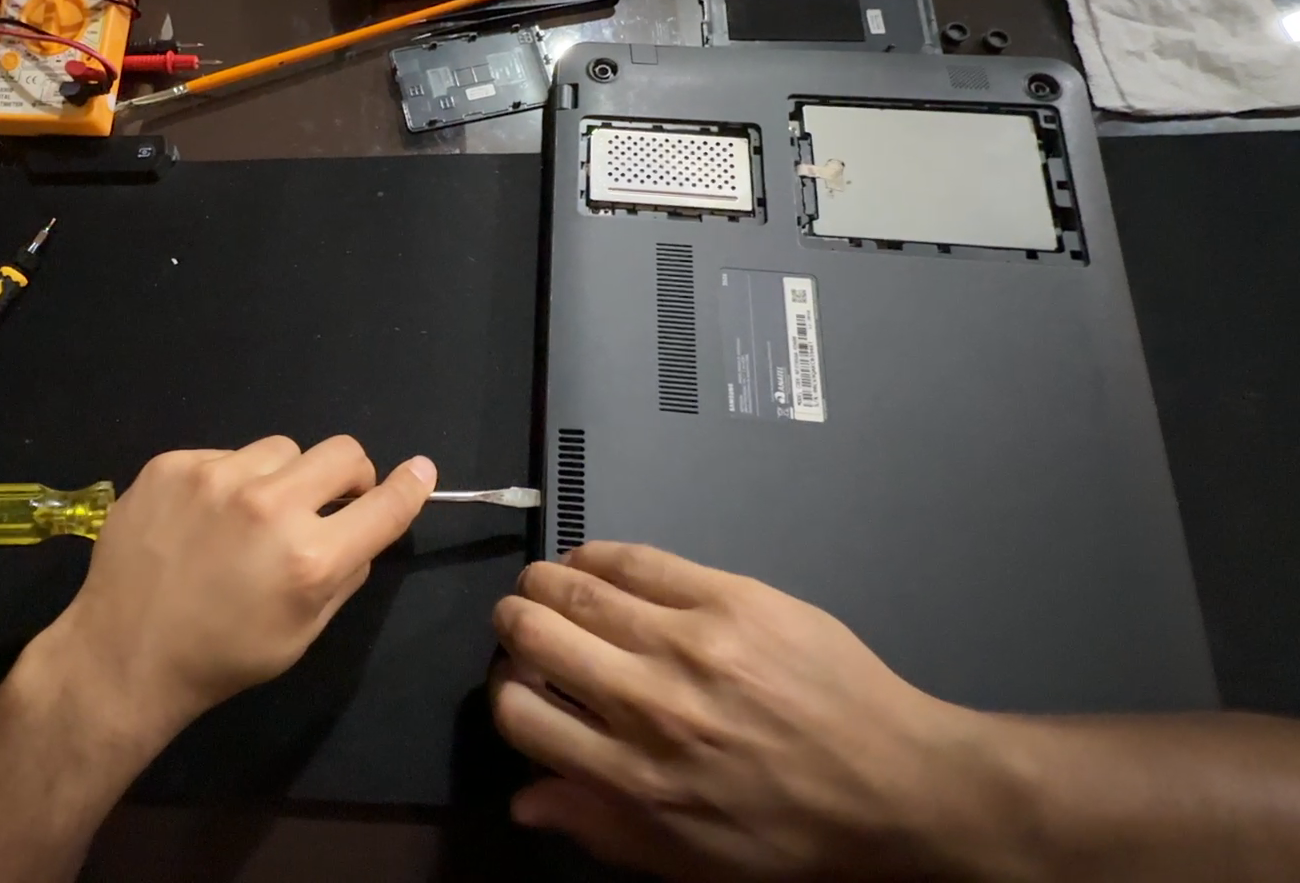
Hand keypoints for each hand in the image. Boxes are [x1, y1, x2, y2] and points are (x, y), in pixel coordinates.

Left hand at [43, 435, 436, 738]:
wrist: (123, 653)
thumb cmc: (223, 656)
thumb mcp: (303, 633)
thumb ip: (346, 572)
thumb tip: (368, 525)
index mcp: (310, 558)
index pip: (384, 505)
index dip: (410, 486)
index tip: (419, 471)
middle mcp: (269, 506)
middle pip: (342, 452)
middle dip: (346, 476)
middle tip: (323, 503)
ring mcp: (216, 477)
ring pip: (282, 449)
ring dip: (281, 477)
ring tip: (246, 516)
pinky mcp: (174, 463)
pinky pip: (227, 455)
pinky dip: (228, 480)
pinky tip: (201, 517)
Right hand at [492, 542, 1005, 880]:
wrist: (903, 783)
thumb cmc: (790, 834)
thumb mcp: (691, 861)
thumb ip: (597, 825)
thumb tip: (521, 797)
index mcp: (635, 778)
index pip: (518, 713)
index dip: (505, 692)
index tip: (522, 685)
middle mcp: (649, 703)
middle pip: (532, 632)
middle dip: (512, 622)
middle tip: (526, 625)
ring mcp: (688, 642)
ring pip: (570, 584)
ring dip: (542, 582)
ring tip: (550, 589)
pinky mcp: (726, 596)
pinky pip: (630, 557)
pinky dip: (593, 556)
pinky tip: (590, 566)